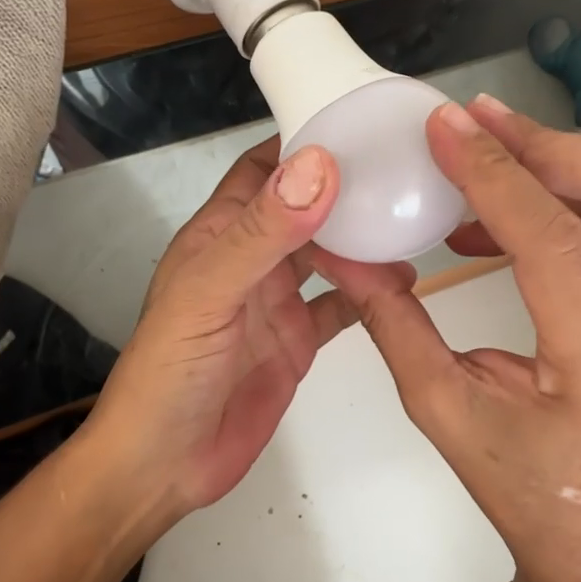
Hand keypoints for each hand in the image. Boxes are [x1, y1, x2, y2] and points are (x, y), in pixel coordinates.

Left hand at [84, 136, 415, 514]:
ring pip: (327, 256)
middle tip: (408, 169)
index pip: (262, 171)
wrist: (165, 463)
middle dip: (346, 189)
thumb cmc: (171, 370)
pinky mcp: (295, 343)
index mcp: (219, 236)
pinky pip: (340, 307)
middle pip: (303, 209)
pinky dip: (370, 294)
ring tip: (415, 222)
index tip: (360, 118)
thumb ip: (263, 234)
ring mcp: (274, 302)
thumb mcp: (211, 293)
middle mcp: (248, 261)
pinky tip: (405, 283)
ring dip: (363, 240)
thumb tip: (318, 164)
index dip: (301, 143)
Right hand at [318, 96, 580, 581]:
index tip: (446, 127)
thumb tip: (345, 252)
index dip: (496, 174)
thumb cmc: (515, 486)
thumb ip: (392, 322)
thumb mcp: (438, 408)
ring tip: (488, 155)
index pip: (558, 244)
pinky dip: (579, 204)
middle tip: (479, 122)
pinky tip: (513, 215)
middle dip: (552, 145)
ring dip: (568, 166)